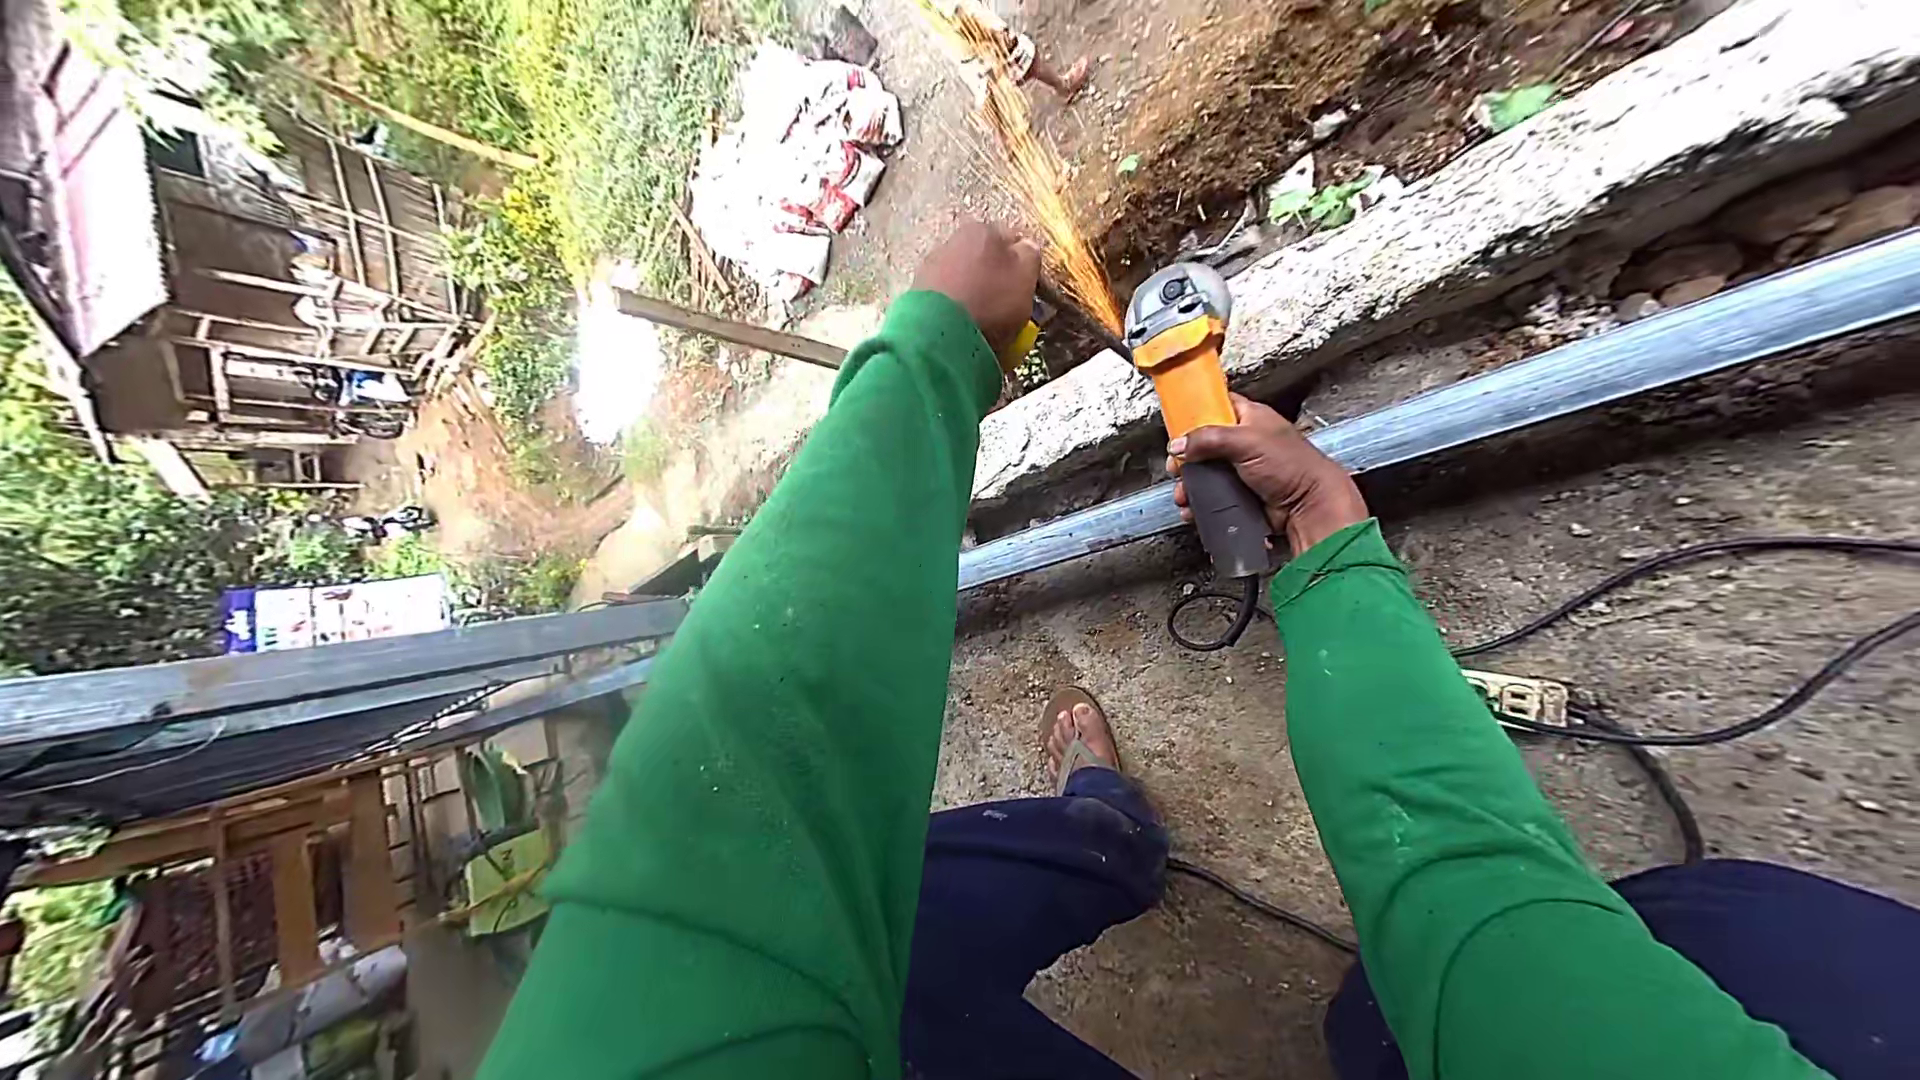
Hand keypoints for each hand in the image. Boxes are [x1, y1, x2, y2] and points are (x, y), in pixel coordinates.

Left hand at [911, 221, 1040, 354]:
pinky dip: (954, 312)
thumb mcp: (1025, 277)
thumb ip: (1030, 257)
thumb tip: (1025, 249)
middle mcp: (953, 240)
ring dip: (973, 297)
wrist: (940, 335)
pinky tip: (962, 330)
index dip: (1023, 265)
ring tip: (983, 325)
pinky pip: (946, 301)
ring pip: (963, 280)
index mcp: (983, 230)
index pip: (1013, 240)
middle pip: (984, 261)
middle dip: (994, 281)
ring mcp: (930, 267)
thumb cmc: (991, 302)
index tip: (1026, 289)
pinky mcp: (916, 294)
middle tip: (1005, 310)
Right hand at [1167, 394, 1368, 556]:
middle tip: (1178, 467)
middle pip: (1202, 444)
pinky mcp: (1239, 492)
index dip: (1195, 412)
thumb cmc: (1292, 467)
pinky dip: (1199, 503)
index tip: (1176, 425)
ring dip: (1189, 485)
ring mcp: (1241, 468)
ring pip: (1204, 472)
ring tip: (1184, 495)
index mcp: (1249, 418)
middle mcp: (1244, 441)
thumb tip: (1179, 444)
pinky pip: (1211, 495)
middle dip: (1186, 459)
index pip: (1216, 405)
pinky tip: (1193, 508)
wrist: (1308, 506)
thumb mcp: (1246, 442)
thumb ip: (1208, 439)